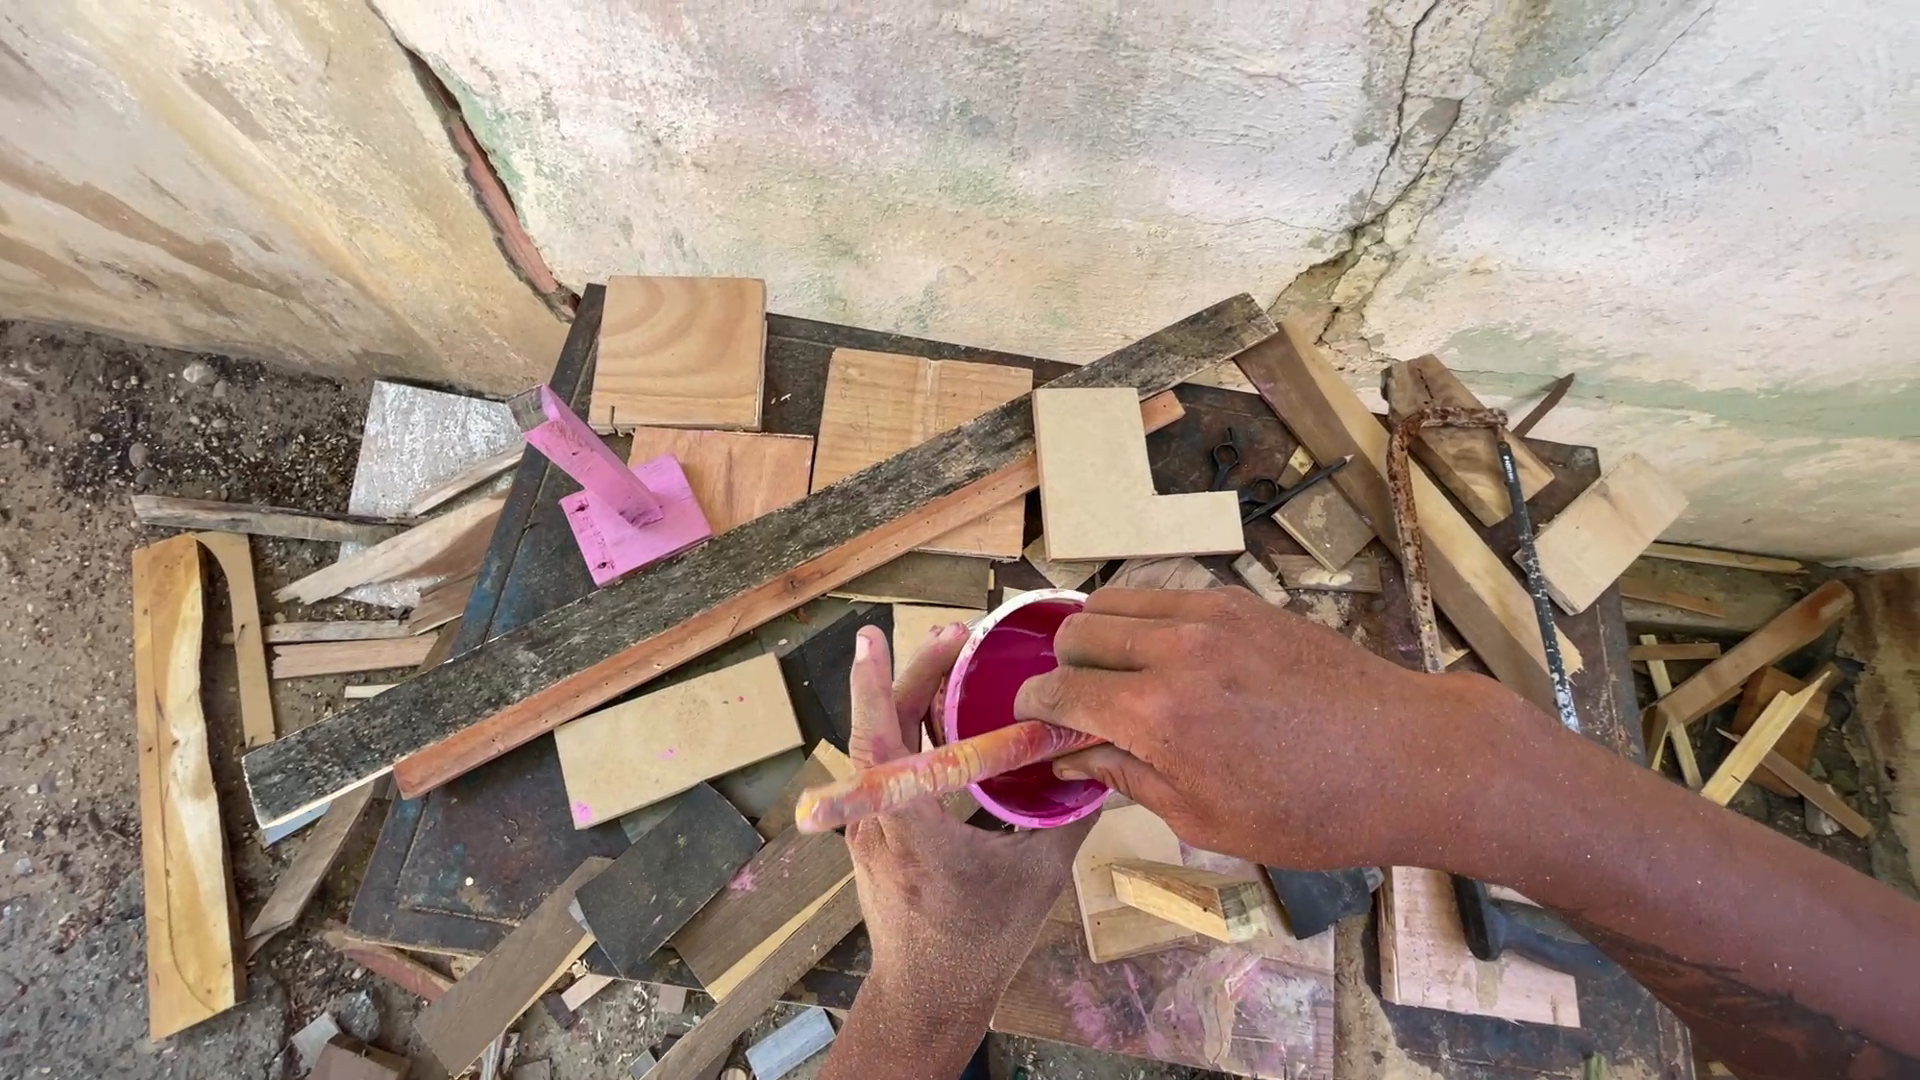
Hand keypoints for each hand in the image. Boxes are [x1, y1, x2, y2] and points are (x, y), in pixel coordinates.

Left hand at [844, 622, 1093, 1002]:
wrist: (925, 999)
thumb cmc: (980, 946)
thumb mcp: (1037, 882)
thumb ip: (1067, 822)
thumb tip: (1097, 767)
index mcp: (914, 835)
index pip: (882, 750)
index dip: (872, 691)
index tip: (873, 639)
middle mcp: (877, 822)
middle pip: (878, 730)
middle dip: (910, 673)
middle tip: (956, 634)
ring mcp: (865, 825)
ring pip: (876, 742)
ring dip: (906, 693)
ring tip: (950, 656)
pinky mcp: (870, 828)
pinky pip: (883, 762)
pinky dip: (907, 724)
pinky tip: (940, 708)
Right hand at [1017, 586, 1511, 870]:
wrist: (1411, 756)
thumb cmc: (1311, 810)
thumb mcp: (1206, 819)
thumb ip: (1126, 777)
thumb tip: (1070, 757)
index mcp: (1159, 715)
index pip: (1061, 691)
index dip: (1032, 704)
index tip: (1028, 715)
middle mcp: (1173, 650)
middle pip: (1076, 631)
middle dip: (1060, 667)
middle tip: (1079, 701)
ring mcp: (1208, 614)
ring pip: (1112, 600)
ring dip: (1097, 635)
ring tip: (1117, 672)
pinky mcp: (1238, 600)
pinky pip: (1162, 595)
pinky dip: (1142, 620)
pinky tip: (1167, 655)